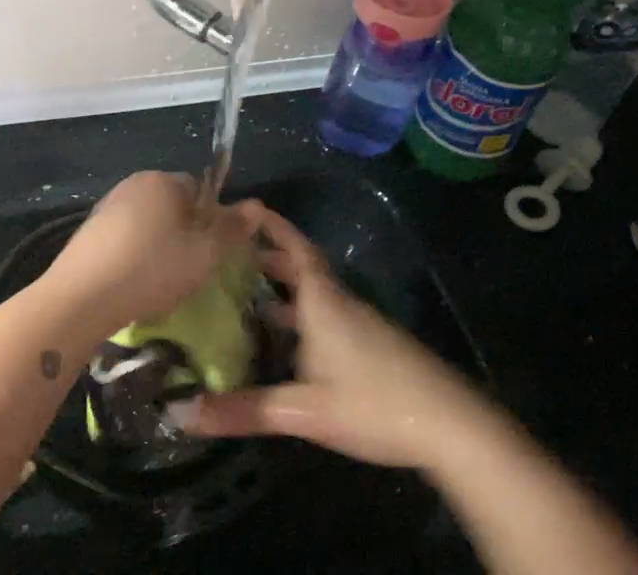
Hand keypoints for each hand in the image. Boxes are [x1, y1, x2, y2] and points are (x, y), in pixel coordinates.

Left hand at [39, 171, 262, 334]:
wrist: (80, 297)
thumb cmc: (151, 270)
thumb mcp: (203, 255)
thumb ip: (232, 229)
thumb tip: (256, 206)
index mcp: (162, 180)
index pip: (200, 189)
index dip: (212, 220)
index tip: (212, 253)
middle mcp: (132, 184)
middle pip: (173, 206)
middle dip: (185, 236)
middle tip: (191, 271)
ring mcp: (106, 207)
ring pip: (149, 226)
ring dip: (160, 249)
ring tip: (162, 285)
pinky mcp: (89, 232)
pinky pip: (125, 241)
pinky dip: (135, 258)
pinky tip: (134, 287)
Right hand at [176, 205, 497, 469]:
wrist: (455, 429)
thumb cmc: (375, 404)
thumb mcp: (304, 411)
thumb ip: (245, 410)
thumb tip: (182, 413)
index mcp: (323, 304)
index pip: (295, 250)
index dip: (272, 227)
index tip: (247, 208)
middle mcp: (342, 306)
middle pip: (303, 270)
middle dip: (269, 259)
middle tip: (231, 256)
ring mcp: (363, 328)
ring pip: (317, 297)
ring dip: (284, 292)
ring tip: (248, 299)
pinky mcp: (376, 351)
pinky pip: (329, 318)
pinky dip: (303, 317)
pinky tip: (290, 346)